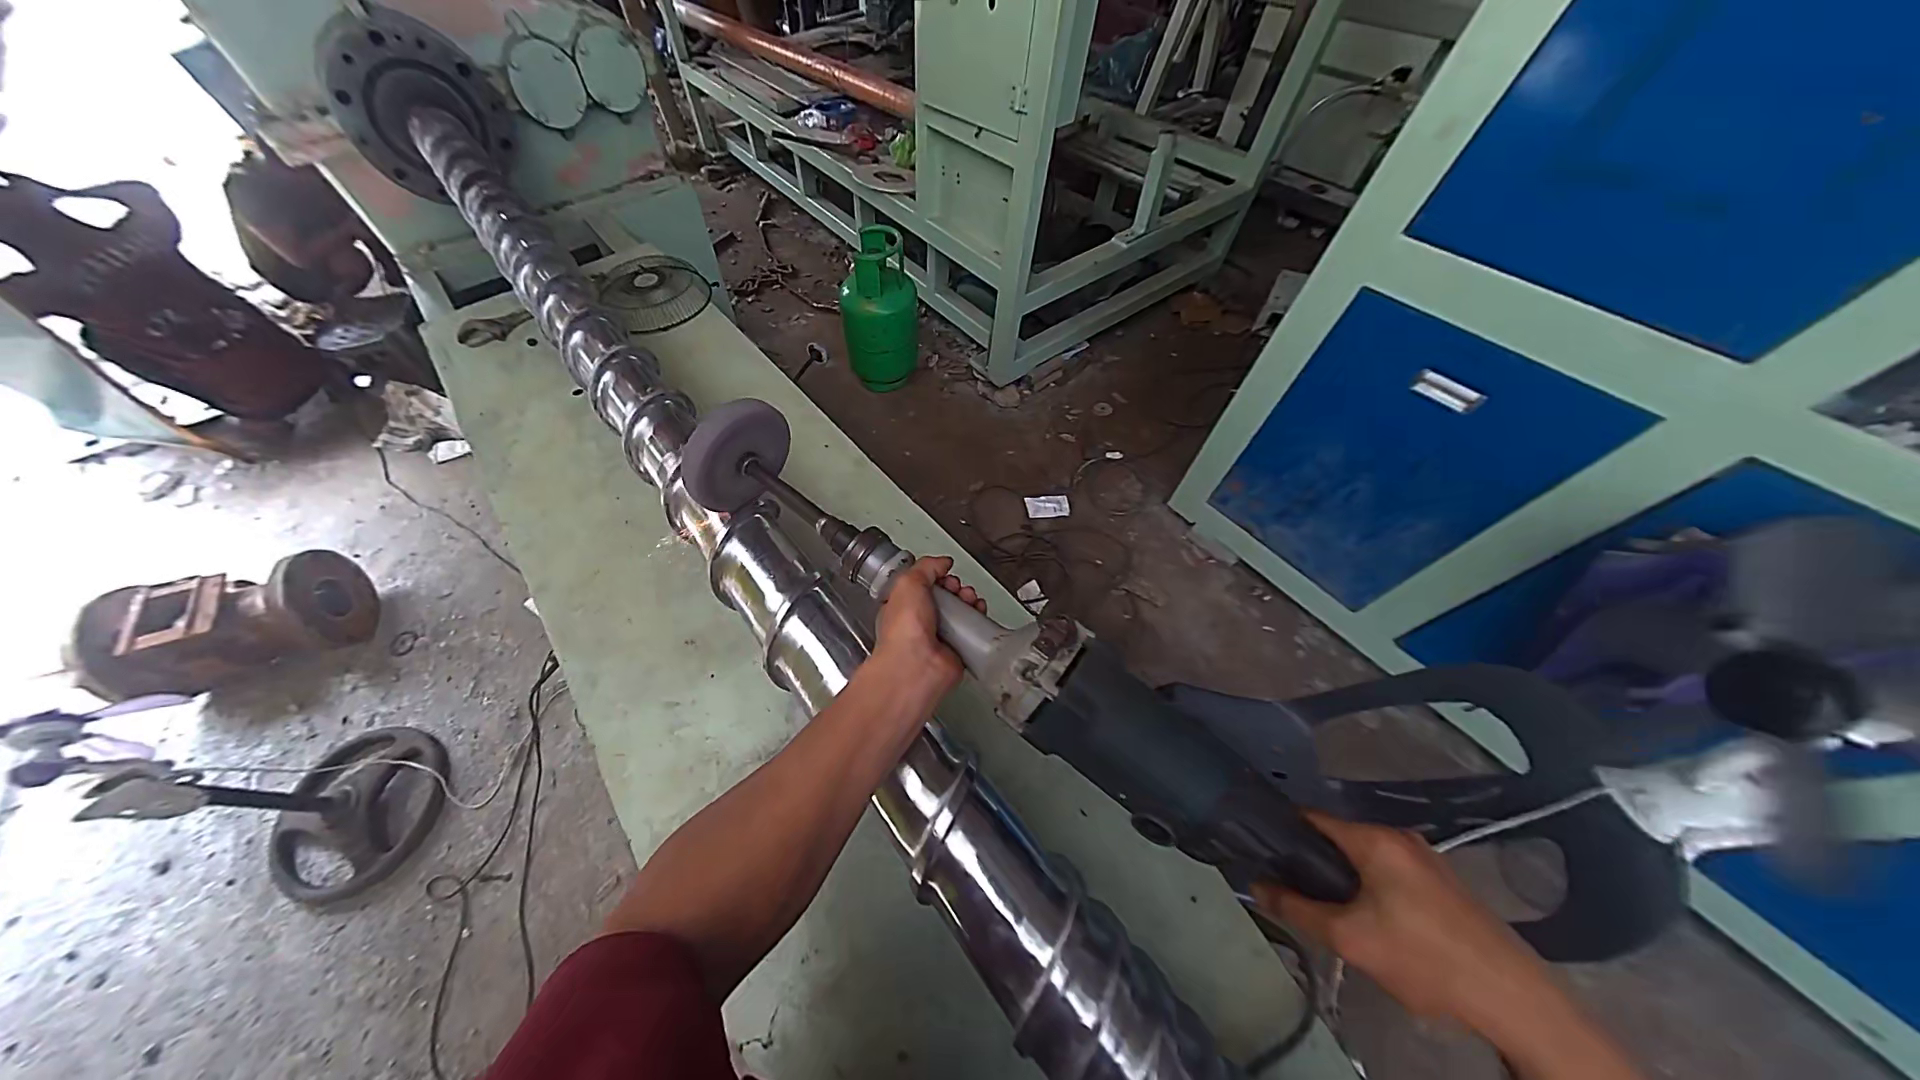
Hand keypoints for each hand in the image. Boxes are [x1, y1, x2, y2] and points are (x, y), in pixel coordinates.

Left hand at [872, 556, 984, 699]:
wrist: (917, 665)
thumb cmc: (903, 630)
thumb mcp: (908, 583)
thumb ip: (926, 567)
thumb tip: (942, 562)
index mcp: (903, 605)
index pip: (924, 584)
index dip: (936, 575)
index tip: (944, 573)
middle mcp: (920, 622)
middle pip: (946, 596)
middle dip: (956, 587)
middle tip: (957, 588)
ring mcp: (940, 636)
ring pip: (961, 611)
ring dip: (969, 600)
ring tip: (969, 599)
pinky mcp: (958, 650)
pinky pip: (972, 630)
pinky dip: (979, 619)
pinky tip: (978, 612)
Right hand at [1251, 814, 1553, 1030]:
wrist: (1514, 999)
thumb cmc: (1425, 958)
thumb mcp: (1350, 938)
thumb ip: (1297, 909)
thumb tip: (1257, 886)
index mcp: (1375, 838)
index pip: (1310, 818)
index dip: (1281, 833)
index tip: (1260, 852)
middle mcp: (1399, 837)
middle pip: (1337, 839)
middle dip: (1312, 863)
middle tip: (1292, 891)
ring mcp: (1426, 859)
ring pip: (1364, 860)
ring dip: (1343, 880)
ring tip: (1327, 910)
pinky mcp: (1443, 884)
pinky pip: (1389, 874)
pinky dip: (1370, 889)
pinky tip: (1369, 922)